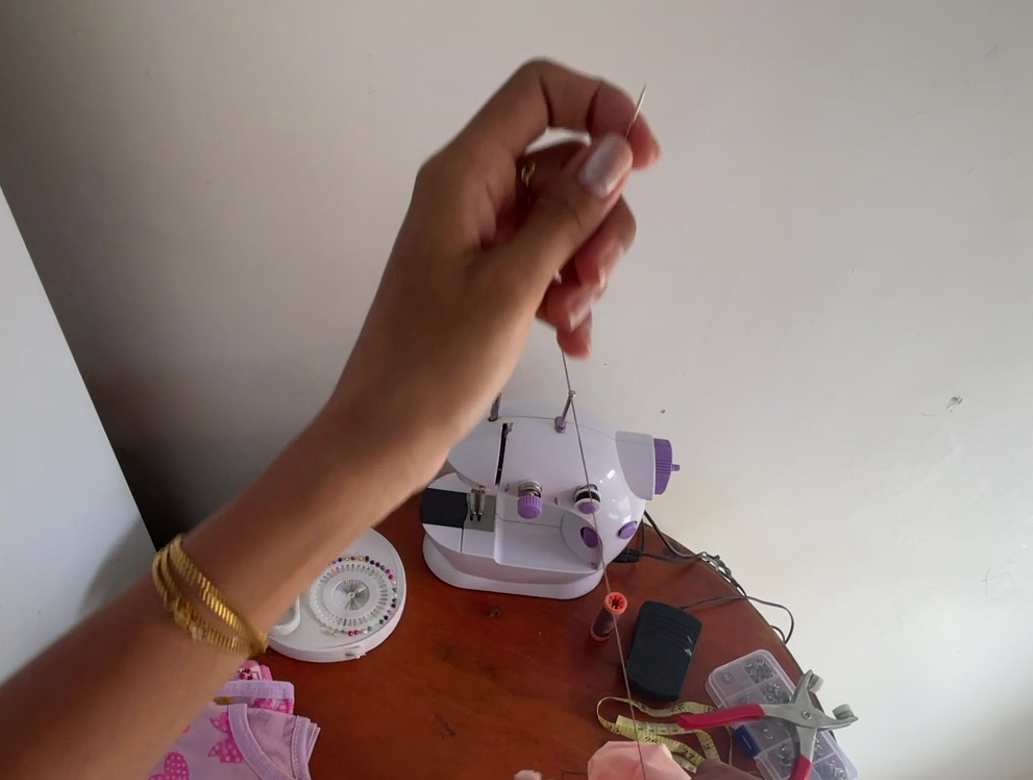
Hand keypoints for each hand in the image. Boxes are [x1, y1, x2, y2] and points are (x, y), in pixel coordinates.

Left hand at [318, 59, 658, 501]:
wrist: (388, 432)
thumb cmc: (436, 361)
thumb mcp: (512, 285)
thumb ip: (566, 216)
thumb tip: (615, 155)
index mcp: (465, 175)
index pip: (539, 94)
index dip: (599, 109)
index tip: (643, 162)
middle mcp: (472, 197)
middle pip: (562, 168)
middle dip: (597, 220)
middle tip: (594, 277)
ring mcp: (479, 244)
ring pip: (560, 225)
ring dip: (584, 269)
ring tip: (571, 319)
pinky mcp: (484, 285)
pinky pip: (544, 269)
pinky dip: (565, 298)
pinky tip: (574, 342)